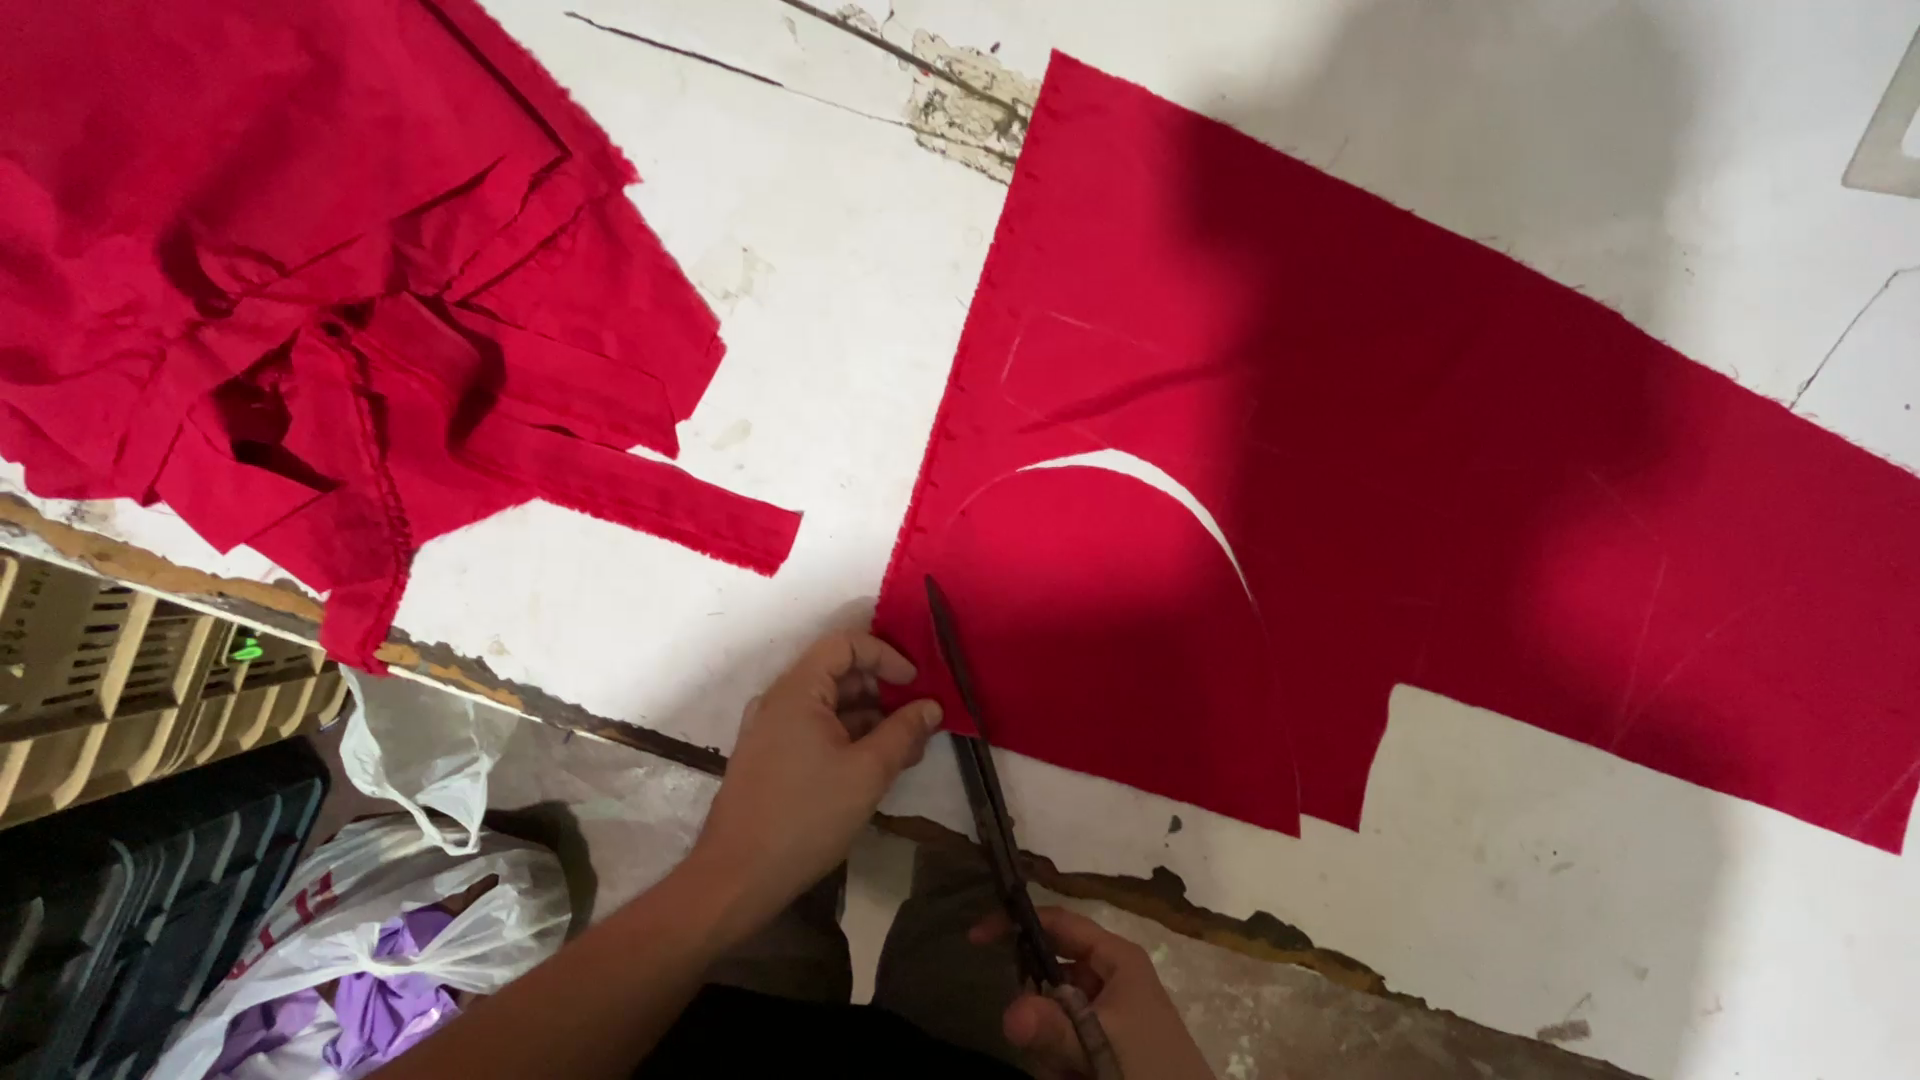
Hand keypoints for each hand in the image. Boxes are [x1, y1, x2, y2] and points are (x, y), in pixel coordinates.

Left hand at [687, 631, 941, 937]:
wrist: (738, 878)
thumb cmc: (805, 817)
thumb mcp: (867, 772)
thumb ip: (904, 733)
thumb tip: (931, 707)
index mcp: (797, 691)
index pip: (845, 644)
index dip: (885, 655)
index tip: (916, 684)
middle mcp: (779, 701)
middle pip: (838, 673)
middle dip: (884, 691)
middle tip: (920, 720)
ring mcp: (771, 730)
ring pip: (830, 706)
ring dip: (871, 719)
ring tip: (908, 750)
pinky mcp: (771, 758)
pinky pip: (816, 731)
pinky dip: (849, 738)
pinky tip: (878, 766)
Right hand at [972, 906, 1212, 1079]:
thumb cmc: (1152, 1070)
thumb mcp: (1102, 1046)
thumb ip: (1054, 1029)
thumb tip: (1006, 1014)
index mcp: (1116, 957)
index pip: (1057, 923)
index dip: (1016, 923)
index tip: (976, 938)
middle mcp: (1109, 977)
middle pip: (1047, 975)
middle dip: (1039, 1013)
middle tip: (1045, 1046)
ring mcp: (1105, 1012)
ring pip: (1051, 1016)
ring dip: (1051, 1051)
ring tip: (1072, 1077)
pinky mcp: (1103, 1045)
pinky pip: (1062, 1045)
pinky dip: (1061, 1068)